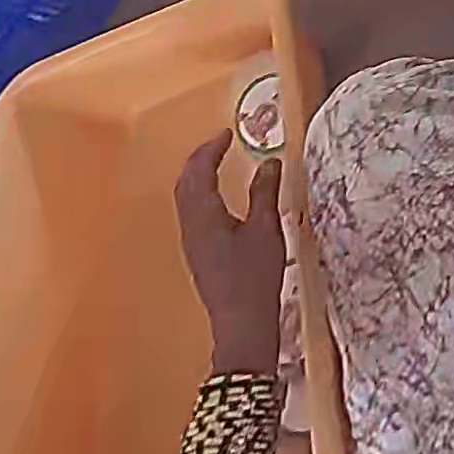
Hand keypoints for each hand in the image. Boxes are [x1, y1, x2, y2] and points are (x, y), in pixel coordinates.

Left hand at [175, 132, 284, 374]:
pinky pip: (192, 211)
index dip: (210, 150)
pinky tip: (220, 195)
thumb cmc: (255, 273)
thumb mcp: (266, 228)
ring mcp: (192, 241)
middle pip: (185, 185)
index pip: (199, 174)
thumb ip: (265, 192)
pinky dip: (202, 192)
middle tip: (219, 143)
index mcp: (205, 217)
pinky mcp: (199, 251)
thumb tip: (269, 162)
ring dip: (198, 175)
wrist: (241, 320)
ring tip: (218, 162)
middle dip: (198, 160)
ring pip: (185, 199)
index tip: (226, 134)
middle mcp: (191, 226)